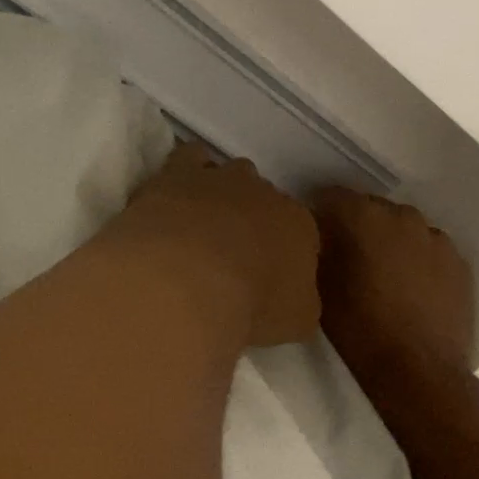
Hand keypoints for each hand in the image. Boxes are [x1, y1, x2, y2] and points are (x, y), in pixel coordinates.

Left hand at [100, 142, 320, 346]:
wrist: (188, 277)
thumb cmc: (250, 304)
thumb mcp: (296, 320)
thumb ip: (300, 300)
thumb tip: (295, 294)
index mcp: (298, 224)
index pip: (300, 229)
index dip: (285, 249)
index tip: (270, 272)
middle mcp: (262, 190)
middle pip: (262, 197)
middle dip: (251, 217)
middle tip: (233, 251)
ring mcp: (220, 176)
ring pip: (227, 173)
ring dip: (219, 192)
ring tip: (201, 224)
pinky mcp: (177, 171)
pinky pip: (188, 158)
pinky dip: (185, 172)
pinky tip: (177, 194)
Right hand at [312, 187, 475, 378]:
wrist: (419, 372)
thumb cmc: (359, 327)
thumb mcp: (320, 284)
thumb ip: (318, 246)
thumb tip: (318, 229)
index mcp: (362, 215)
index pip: (332, 195)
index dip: (321, 213)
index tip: (316, 235)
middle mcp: (402, 215)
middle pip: (371, 208)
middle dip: (358, 225)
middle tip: (349, 256)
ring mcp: (435, 238)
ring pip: (404, 228)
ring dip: (391, 241)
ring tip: (384, 275)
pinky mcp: (459, 263)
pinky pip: (430, 249)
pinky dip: (418, 259)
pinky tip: (412, 289)